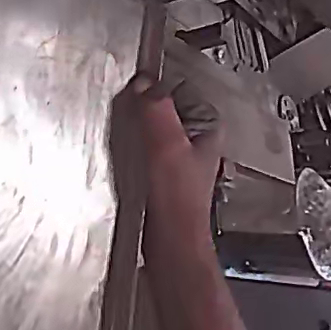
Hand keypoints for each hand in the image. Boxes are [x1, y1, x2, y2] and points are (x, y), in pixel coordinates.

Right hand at [115, 75, 222, 247]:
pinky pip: (143, 145)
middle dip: (141, 111)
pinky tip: (122, 156)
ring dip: (134, 129)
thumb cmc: (177, 201)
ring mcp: (179, 153)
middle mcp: (197, 136)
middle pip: (161, 106)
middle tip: (124, 120)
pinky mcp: (163, 170)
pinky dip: (131, 146)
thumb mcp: (168, 148)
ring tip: (122, 139)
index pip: (175, 86)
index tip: (132, 98)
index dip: (151, 90)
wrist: (171, 246)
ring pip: (150, 126)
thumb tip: (143, 83)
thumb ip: (158, 111)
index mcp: (207, 124)